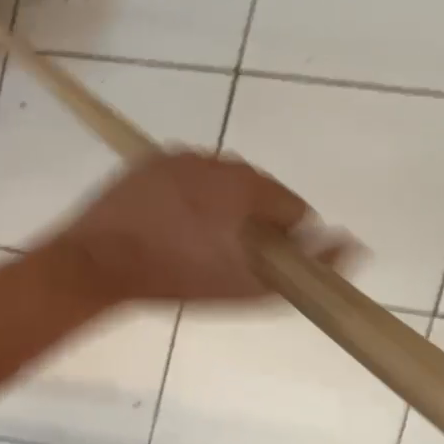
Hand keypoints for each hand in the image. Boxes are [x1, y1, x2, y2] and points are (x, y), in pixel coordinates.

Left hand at [43, 150, 350, 304]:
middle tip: (231, 251)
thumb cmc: (172, 275)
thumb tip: (351, 244)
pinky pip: (179, 179)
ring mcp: (165, 159)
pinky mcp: (136, 166)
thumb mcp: (250, 284)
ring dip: (217, 204)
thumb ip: (311, 265)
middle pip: (251, 188)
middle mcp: (205, 159)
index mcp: (239, 182)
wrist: (92, 262)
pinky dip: (186, 196)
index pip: (288, 205)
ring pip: (213, 181)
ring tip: (199, 239)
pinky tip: (172, 224)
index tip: (266, 259)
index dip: (285, 236)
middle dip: (251, 216)